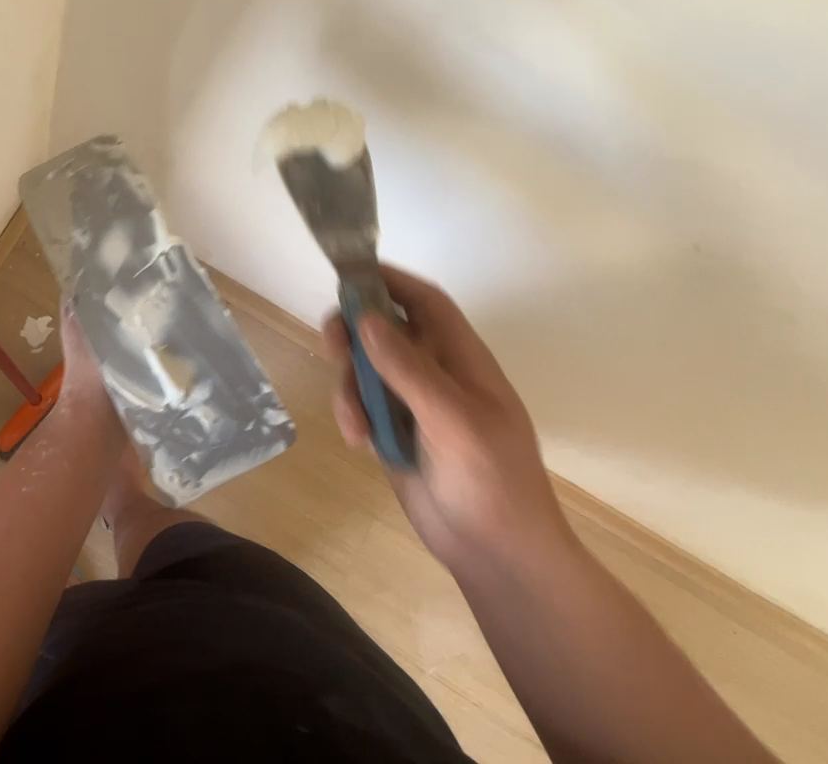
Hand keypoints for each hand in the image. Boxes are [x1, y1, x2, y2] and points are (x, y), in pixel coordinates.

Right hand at [324, 266, 576, 574]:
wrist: (495, 552)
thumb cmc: (491, 481)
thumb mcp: (453, 420)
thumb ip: (409, 369)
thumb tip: (367, 318)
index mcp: (461, 360)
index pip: (425, 302)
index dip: (390, 282)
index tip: (348, 274)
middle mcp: (434, 373)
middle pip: (383, 330)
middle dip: (353, 336)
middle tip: (331, 349)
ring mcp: (412, 403)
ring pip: (363, 369)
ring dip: (348, 388)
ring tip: (354, 426)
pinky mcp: (393, 431)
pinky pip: (359, 404)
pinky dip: (350, 415)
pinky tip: (358, 443)